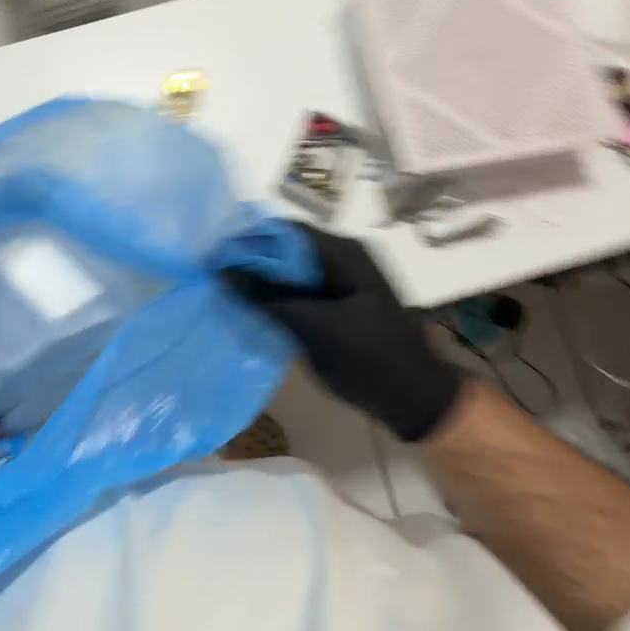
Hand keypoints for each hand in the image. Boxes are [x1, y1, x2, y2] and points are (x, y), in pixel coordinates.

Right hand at [221, 225, 463, 442]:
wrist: (415, 399)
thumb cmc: (369, 361)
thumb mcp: (315, 329)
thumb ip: (268, 298)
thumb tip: (223, 270)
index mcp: (345, 252)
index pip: (286, 230)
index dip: (249, 240)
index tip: (214, 257)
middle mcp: (345, 255)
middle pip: (288, 247)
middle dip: (253, 260)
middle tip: (216, 276)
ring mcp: (344, 278)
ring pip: (292, 268)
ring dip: (263, 279)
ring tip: (228, 292)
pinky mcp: (341, 300)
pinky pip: (302, 287)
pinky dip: (278, 294)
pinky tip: (255, 308)